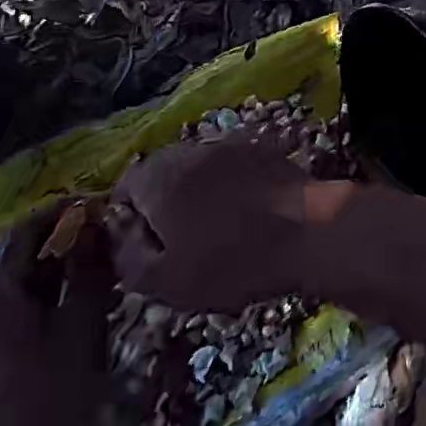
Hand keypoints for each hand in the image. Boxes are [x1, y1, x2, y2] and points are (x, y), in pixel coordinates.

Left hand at [0, 206, 116, 425]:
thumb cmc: (43, 396)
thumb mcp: (79, 331)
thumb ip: (89, 277)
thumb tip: (97, 230)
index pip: (22, 231)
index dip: (59, 210)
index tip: (96, 203)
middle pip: (24, 262)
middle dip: (68, 246)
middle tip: (109, 241)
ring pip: (27, 292)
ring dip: (65, 278)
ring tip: (106, 278)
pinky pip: (24, 320)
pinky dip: (55, 306)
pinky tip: (83, 319)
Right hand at [111, 138, 321, 311]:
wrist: (307, 231)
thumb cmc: (231, 261)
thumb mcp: (166, 280)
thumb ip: (128, 256)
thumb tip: (118, 234)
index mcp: (162, 176)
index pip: (125, 183)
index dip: (125, 216)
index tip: (140, 245)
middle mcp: (193, 150)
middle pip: (161, 171)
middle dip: (160, 203)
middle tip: (174, 242)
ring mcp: (231, 144)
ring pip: (197, 167)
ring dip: (195, 192)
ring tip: (211, 230)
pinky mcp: (262, 149)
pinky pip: (229, 166)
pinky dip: (226, 185)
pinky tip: (242, 214)